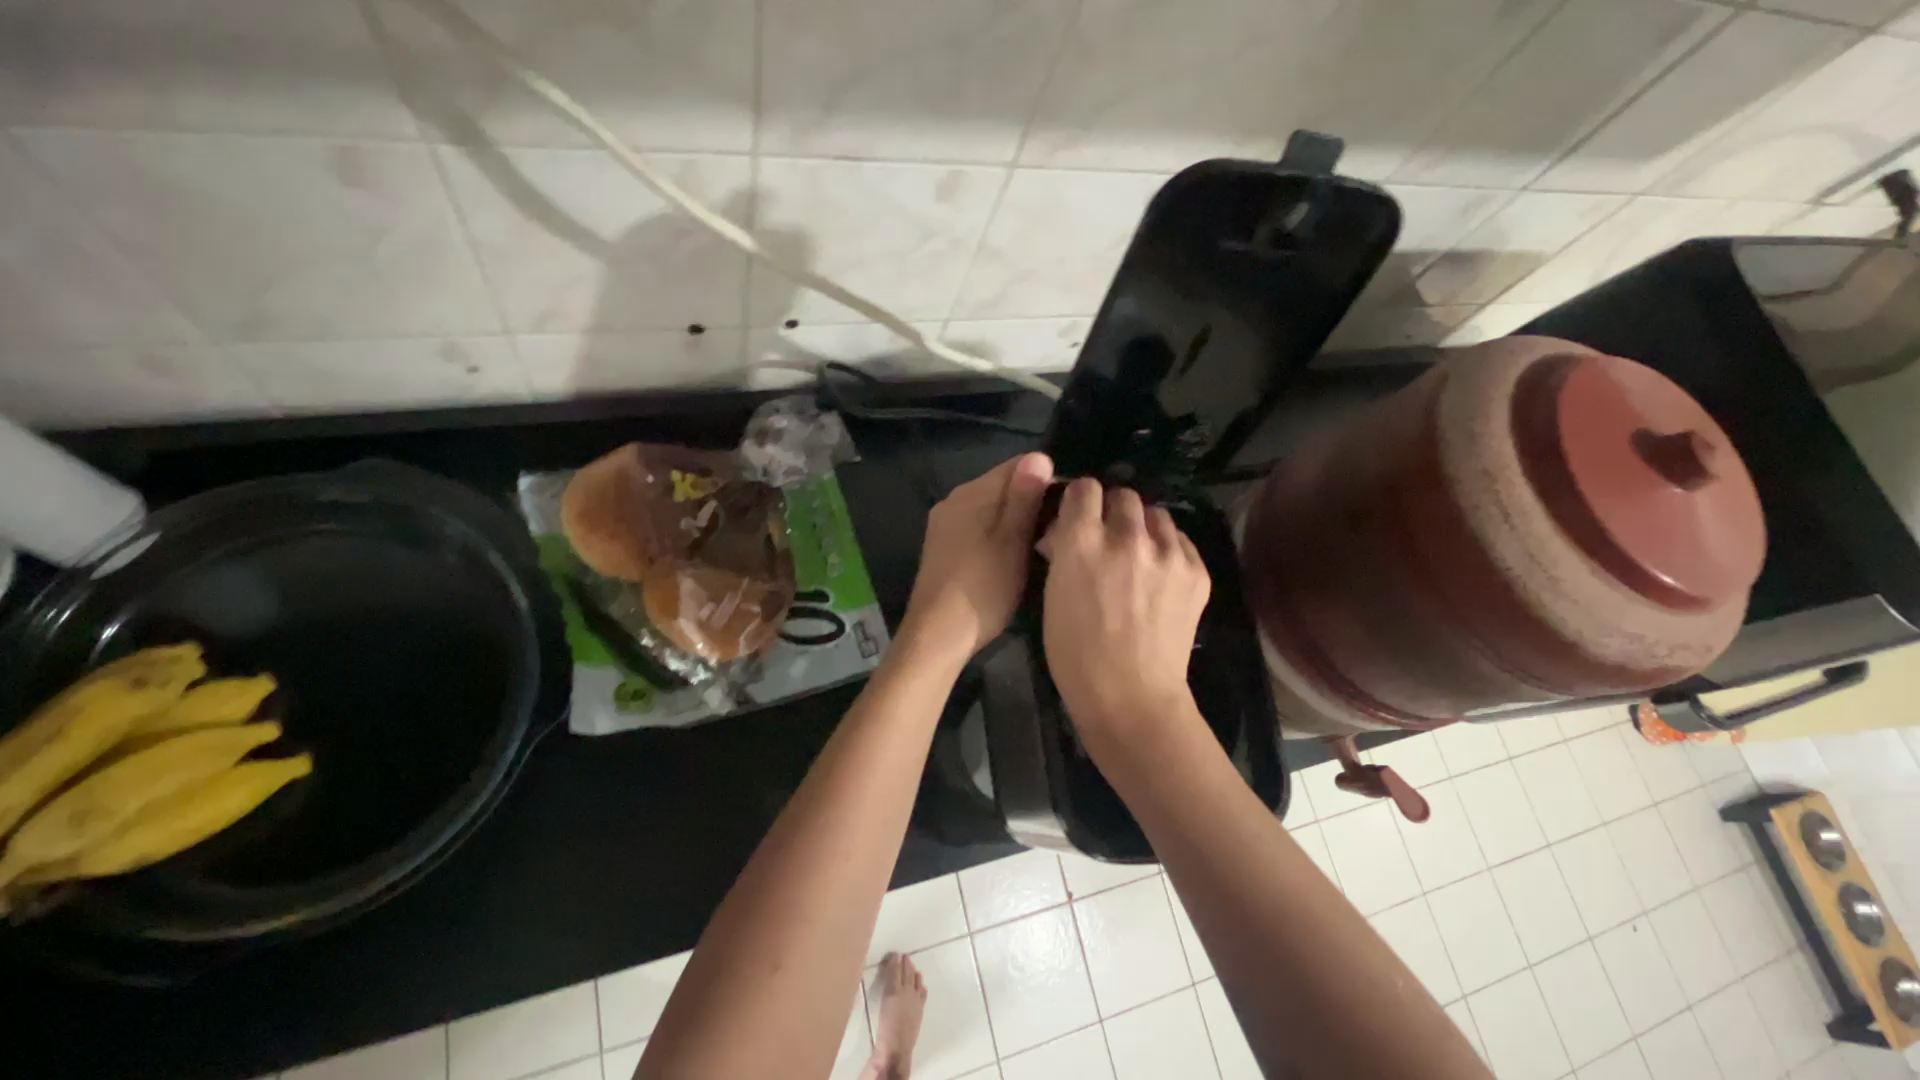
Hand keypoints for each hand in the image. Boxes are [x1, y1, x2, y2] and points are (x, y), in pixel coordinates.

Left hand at [899, 453, 1054, 662]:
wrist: (937, 634)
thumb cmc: (984, 588)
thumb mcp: (1013, 541)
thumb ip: (1025, 498)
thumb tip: (1041, 457)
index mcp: (972, 492)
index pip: (1017, 465)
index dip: (1049, 478)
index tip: (1072, 503)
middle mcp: (954, 500)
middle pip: (1002, 486)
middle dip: (1032, 500)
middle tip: (1062, 527)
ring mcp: (944, 525)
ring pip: (991, 508)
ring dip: (1016, 519)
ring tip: (1042, 542)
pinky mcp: (942, 548)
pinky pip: (978, 527)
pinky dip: (998, 535)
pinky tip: (1013, 556)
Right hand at [1040, 479, 1210, 741]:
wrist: (1131, 696)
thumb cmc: (1076, 655)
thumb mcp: (1052, 596)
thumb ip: (1063, 553)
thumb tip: (1067, 533)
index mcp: (1082, 542)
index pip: (1084, 488)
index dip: (1080, 501)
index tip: (1079, 516)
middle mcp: (1127, 536)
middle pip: (1124, 495)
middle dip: (1113, 511)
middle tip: (1109, 538)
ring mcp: (1167, 553)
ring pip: (1157, 514)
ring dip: (1144, 528)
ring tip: (1140, 555)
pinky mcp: (1196, 571)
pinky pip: (1181, 541)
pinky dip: (1169, 550)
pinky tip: (1160, 576)